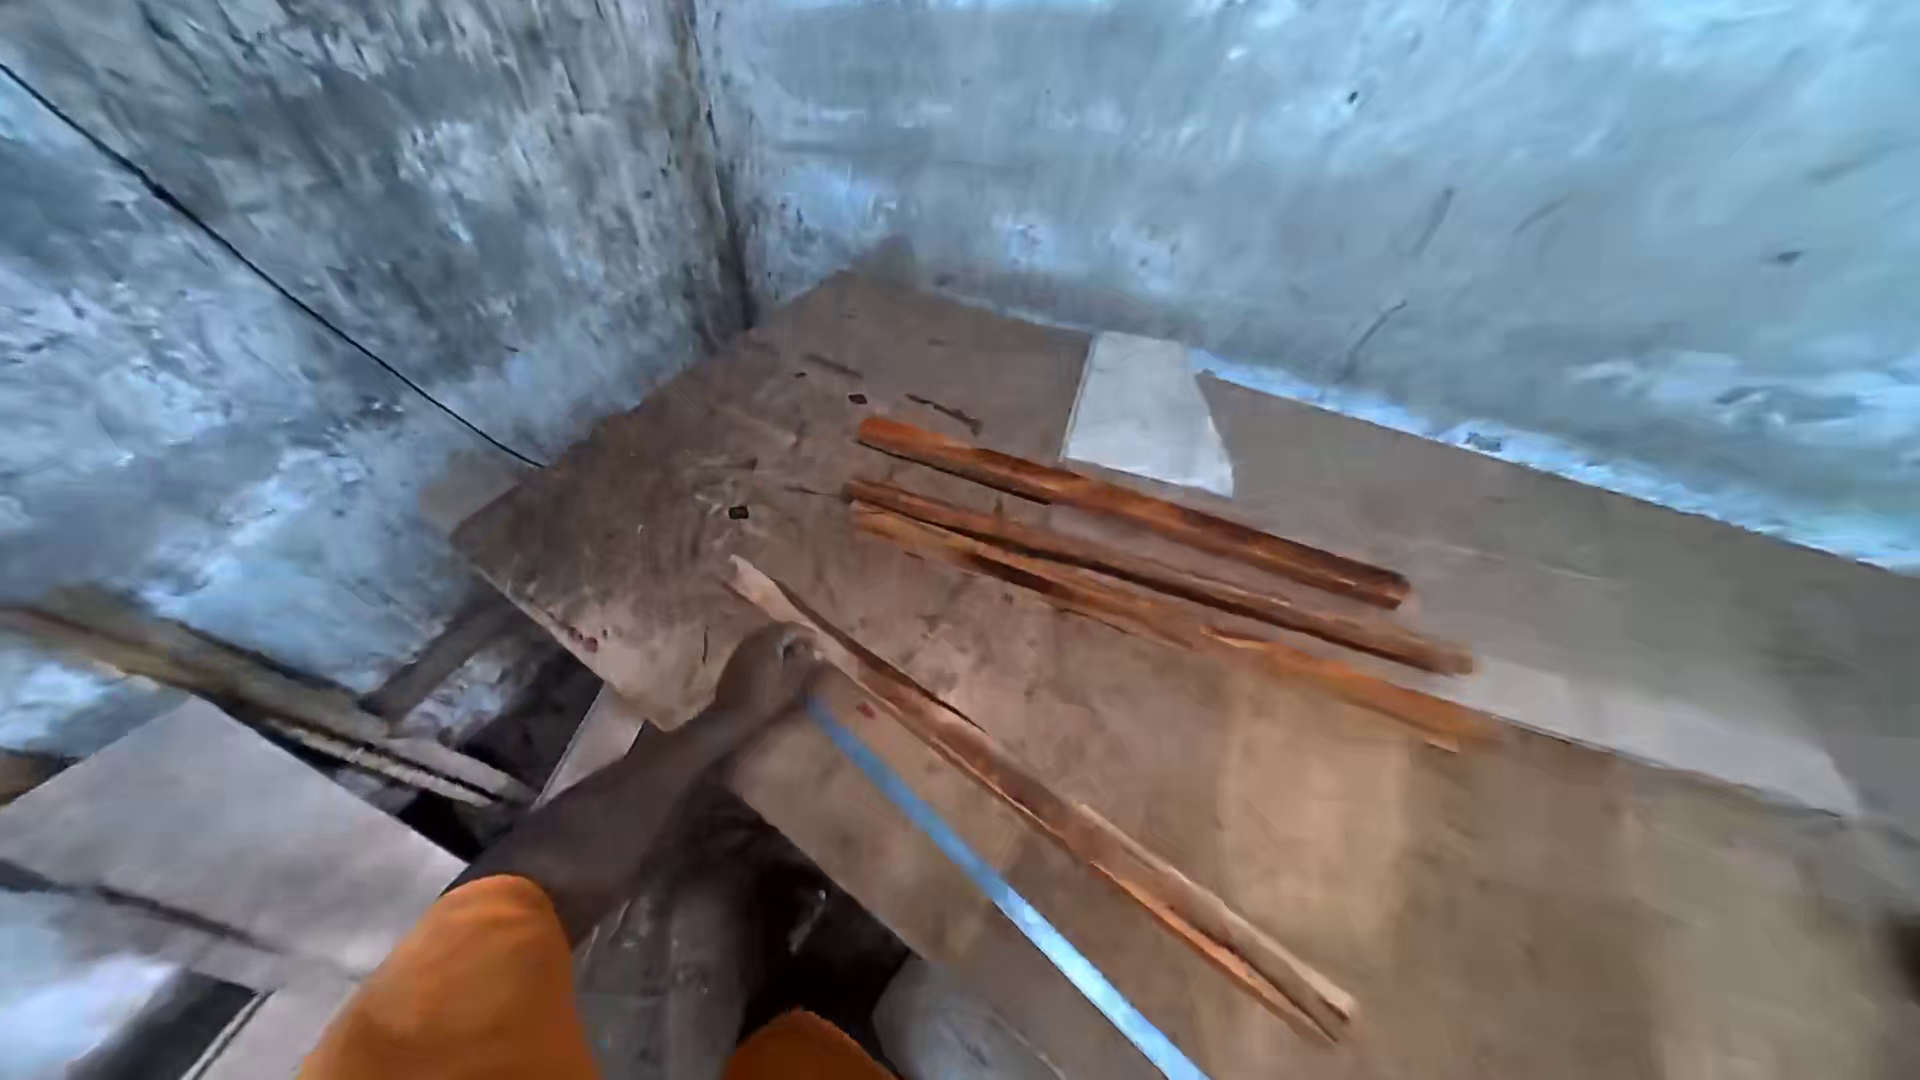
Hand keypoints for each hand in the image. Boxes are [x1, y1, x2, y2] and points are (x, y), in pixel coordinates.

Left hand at [711, 622, 821, 727]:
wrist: (732, 718)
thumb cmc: (766, 699)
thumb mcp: (792, 681)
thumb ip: (804, 661)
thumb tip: (811, 652)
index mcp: (768, 641)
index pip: (791, 627)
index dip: (807, 634)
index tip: (818, 643)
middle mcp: (753, 639)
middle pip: (777, 629)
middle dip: (794, 636)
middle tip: (807, 647)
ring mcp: (741, 649)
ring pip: (766, 637)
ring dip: (781, 643)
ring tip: (794, 656)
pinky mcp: (735, 660)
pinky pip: (756, 647)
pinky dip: (770, 650)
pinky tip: (776, 663)